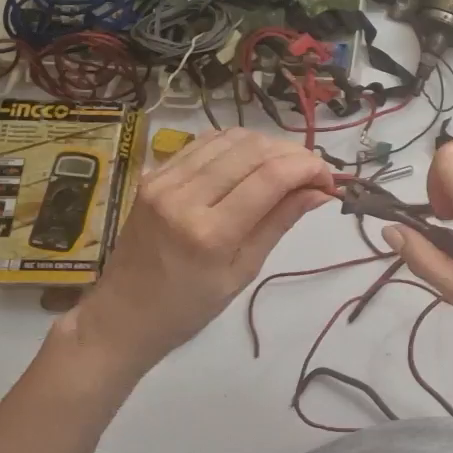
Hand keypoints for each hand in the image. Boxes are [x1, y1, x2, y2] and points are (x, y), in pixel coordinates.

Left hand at [64, 128, 334, 377]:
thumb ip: (279, 223)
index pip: (271, 178)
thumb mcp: (243, 272)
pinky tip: (253, 163)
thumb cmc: (190, 306)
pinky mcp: (154, 173)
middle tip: (315, 174)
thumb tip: (321, 191)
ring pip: (231, 138)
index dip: (309, 169)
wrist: (122, 313)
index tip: (330, 181)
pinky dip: (238, 145)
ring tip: (287, 168)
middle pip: (253, 151)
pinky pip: (205, 143)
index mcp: (210, 233)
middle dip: (295, 154)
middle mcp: (184, 197)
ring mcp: (163, 180)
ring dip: (269, 146)